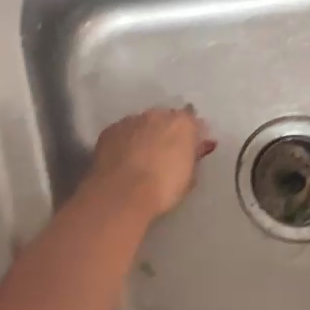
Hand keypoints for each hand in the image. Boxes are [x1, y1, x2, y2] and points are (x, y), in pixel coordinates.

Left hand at [85, 106, 215, 218]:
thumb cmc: (163, 189)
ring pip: (143, 124)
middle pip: (167, 119)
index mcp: (182, 124)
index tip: (191, 150)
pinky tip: (124, 159)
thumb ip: (195, 156)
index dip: (193, 136)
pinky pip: (124, 132)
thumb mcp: (190, 177)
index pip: (193, 122)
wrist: (121, 194)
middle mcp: (157, 115)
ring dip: (146, 135)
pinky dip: (126, 141)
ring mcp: (130, 120)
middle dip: (168, 132)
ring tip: (142, 157)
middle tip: (166, 154)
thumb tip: (199, 145)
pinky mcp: (110, 130)